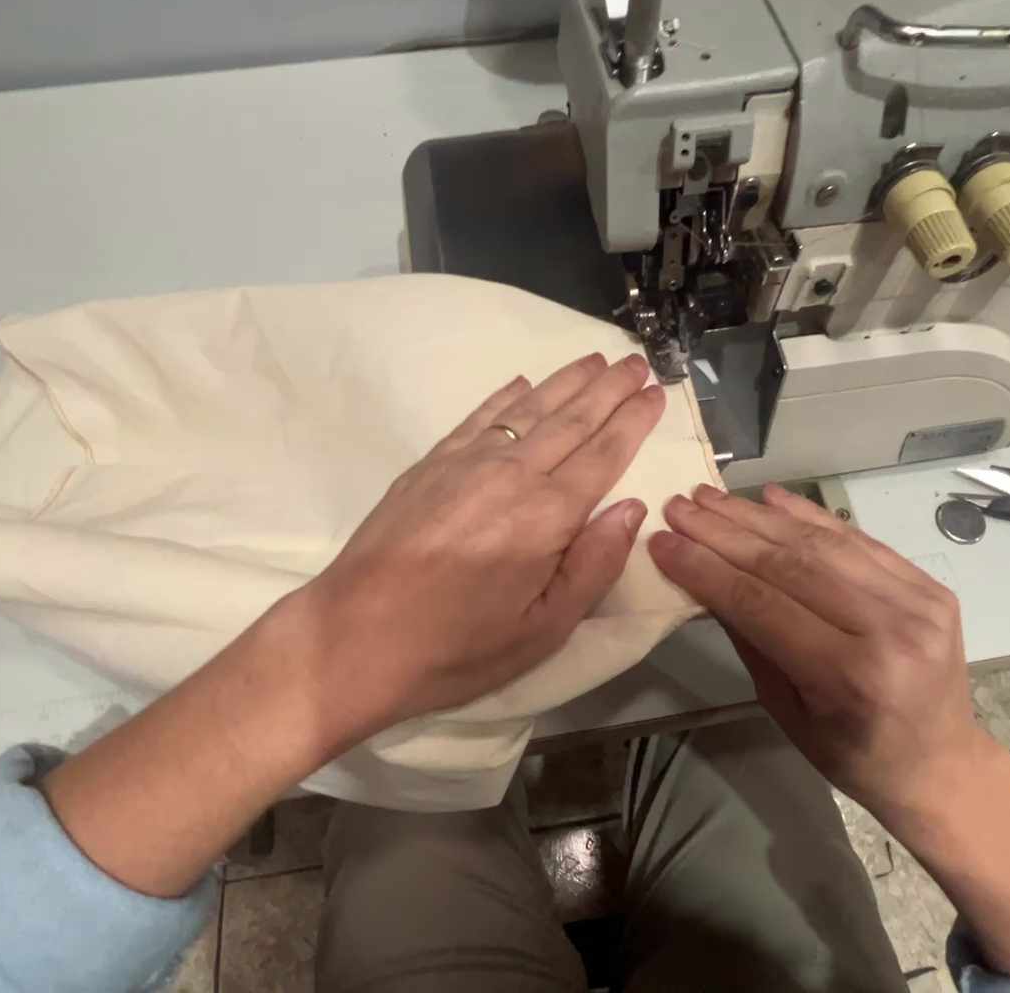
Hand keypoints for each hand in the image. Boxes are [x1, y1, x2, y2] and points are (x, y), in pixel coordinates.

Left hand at [41, 351, 663, 898]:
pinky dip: (505, 397)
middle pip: (571, 420)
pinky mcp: (429, 464)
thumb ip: (593, 566)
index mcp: (545, 518)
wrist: (354, 638)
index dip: (633, 422)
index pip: (602, 456)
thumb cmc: (456, 648)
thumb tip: (631, 507)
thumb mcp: (542, 631)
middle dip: (609, 388)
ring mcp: (465, 463)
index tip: (656, 392)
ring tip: (596, 360)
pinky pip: (478, 417)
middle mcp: (510, 475)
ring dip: (566, 381)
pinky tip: (523, 382)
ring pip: (529, 409)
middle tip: (637, 361)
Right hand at [649, 483, 1009, 976]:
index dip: (706, 569)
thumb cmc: (852, 753)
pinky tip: (768, 497)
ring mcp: (917, 601)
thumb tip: (703, 578)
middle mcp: (891, 630)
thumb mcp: (786, 711)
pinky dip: (808, 513)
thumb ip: (749, 639)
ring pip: (820, 543)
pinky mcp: (927, 583)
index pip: (762, 604)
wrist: (941, 763)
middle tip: (679, 506)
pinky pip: (857, 538)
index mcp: (852, 677)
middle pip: (790, 564)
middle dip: (724, 532)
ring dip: (757, 515)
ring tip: (710, 497)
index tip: (662, 541)